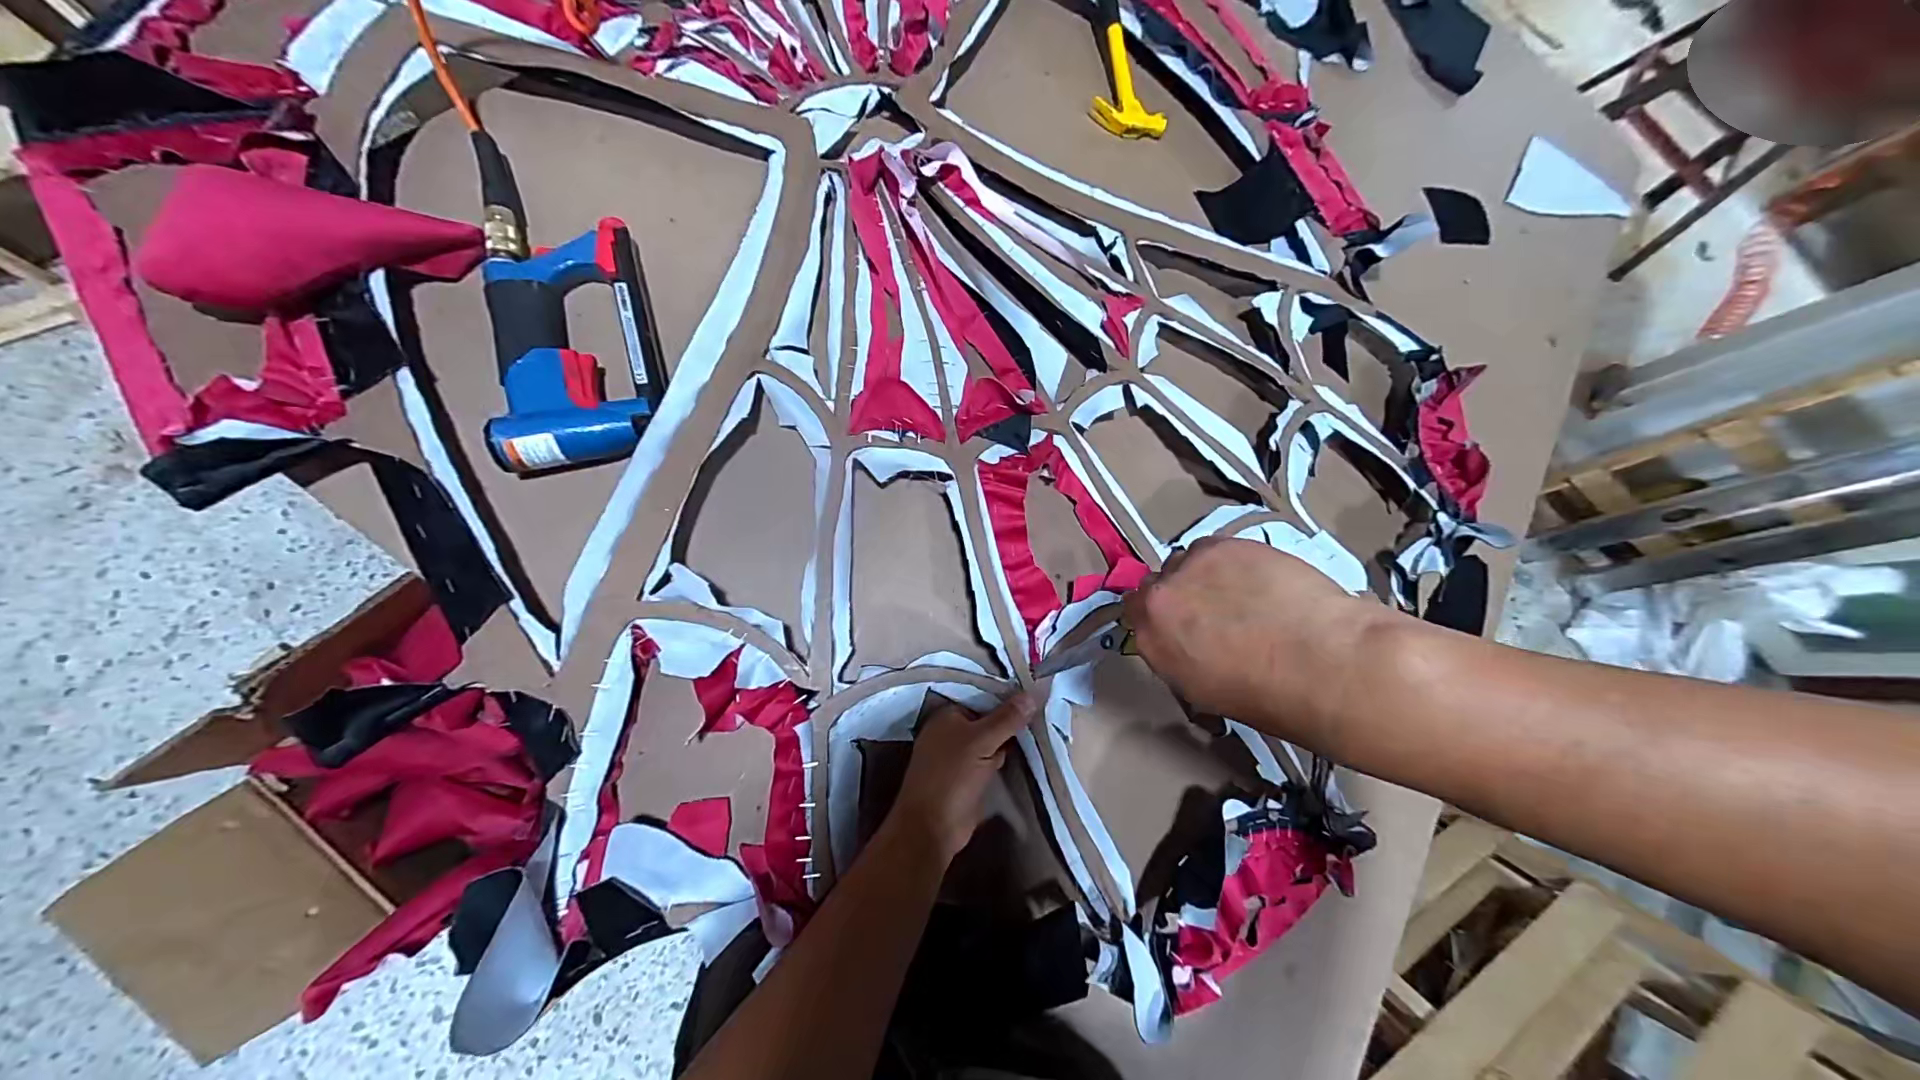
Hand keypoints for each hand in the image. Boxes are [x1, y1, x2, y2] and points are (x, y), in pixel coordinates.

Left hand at [885, 695, 1037, 863]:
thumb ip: (1007, 719)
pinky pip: (992, 759)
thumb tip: (1032, 693)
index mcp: (948, 715)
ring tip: (1041, 732)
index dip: (1007, 697)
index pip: (983, 697)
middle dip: (1011, 721)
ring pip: (992, 740)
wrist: (933, 827)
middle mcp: (952, 731)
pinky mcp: (969, 776)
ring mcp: (960, 755)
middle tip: (1042, 715)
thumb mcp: (981, 742)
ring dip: (1011, 741)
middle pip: (989, 719)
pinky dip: (1005, 759)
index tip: (1035, 696)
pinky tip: (1028, 754)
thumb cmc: (951, 777)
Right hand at [1121, 537, 1395, 746]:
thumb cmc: (1272, 695)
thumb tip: (1190, 645)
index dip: (1163, 615)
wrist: (1323, 663)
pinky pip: (1219, 547)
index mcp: (1152, 640)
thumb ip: (1180, 657)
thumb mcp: (1206, 692)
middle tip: (1218, 609)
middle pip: (1159, 583)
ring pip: (1190, 561)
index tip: (1182, 620)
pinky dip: (1236, 560)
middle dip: (1183, 593)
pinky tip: (1264, 580)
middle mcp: (1160, 598)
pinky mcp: (1226, 545)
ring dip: (1207, 574)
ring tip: (1246, 594)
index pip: (1138, 613)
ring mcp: (1192, 567)